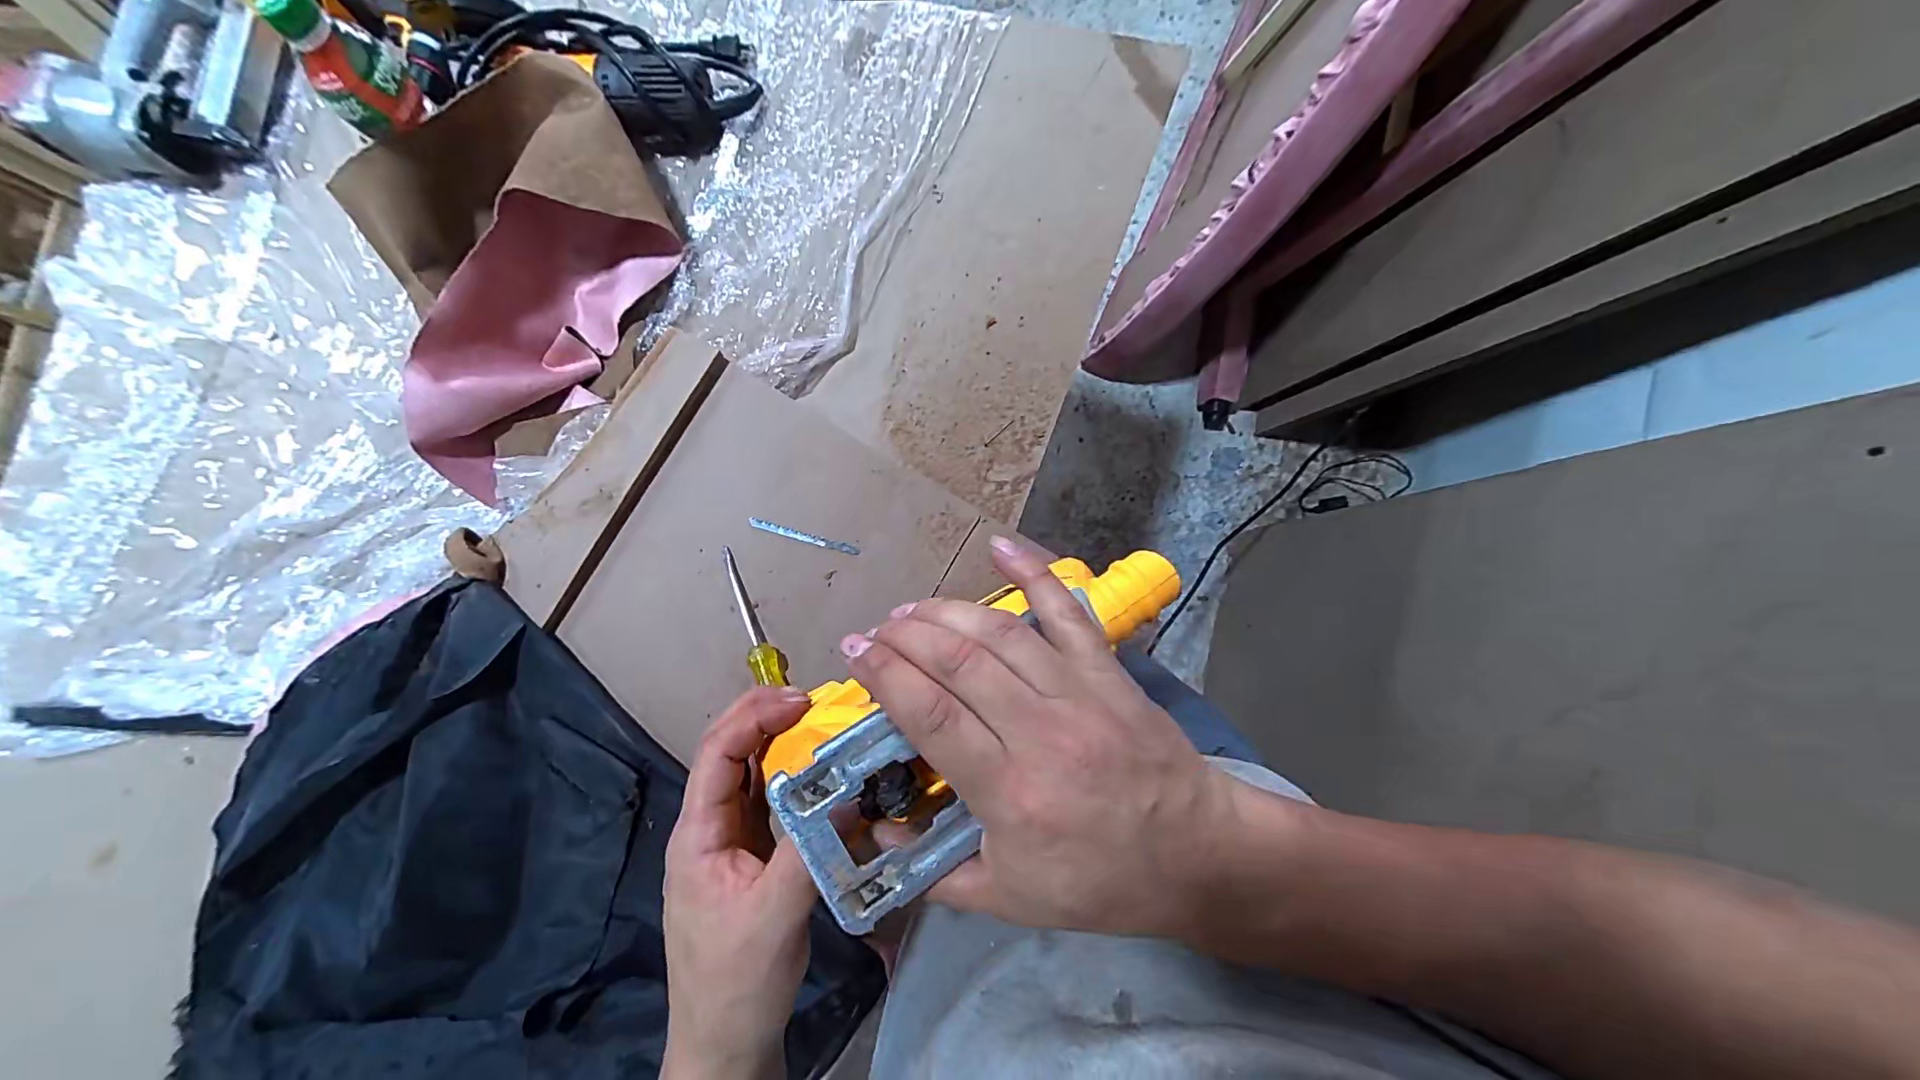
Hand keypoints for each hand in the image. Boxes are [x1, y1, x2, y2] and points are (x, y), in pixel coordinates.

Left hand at [662, 686, 819, 1079]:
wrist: (725, 1041)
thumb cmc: (737, 981)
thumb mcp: (775, 917)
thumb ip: (809, 853)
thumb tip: (851, 797)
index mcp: (698, 834)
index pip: (717, 754)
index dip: (754, 718)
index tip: (801, 702)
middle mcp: (709, 826)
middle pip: (728, 753)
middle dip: (763, 715)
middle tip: (812, 698)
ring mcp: (729, 838)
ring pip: (748, 771)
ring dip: (776, 739)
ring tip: (816, 718)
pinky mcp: (750, 852)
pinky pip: (768, 798)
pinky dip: (790, 772)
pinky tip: (816, 764)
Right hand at [841, 536, 1242, 939]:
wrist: (1196, 853)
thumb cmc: (1101, 881)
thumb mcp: (1010, 899)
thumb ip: (936, 872)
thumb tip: (878, 828)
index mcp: (1011, 793)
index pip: (932, 716)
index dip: (886, 675)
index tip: (854, 652)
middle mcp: (1041, 732)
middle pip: (959, 662)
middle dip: (906, 636)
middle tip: (877, 630)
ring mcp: (1079, 693)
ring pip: (1002, 633)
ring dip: (948, 612)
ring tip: (912, 610)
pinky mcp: (1107, 671)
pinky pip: (1067, 612)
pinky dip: (1034, 573)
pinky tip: (1001, 546)